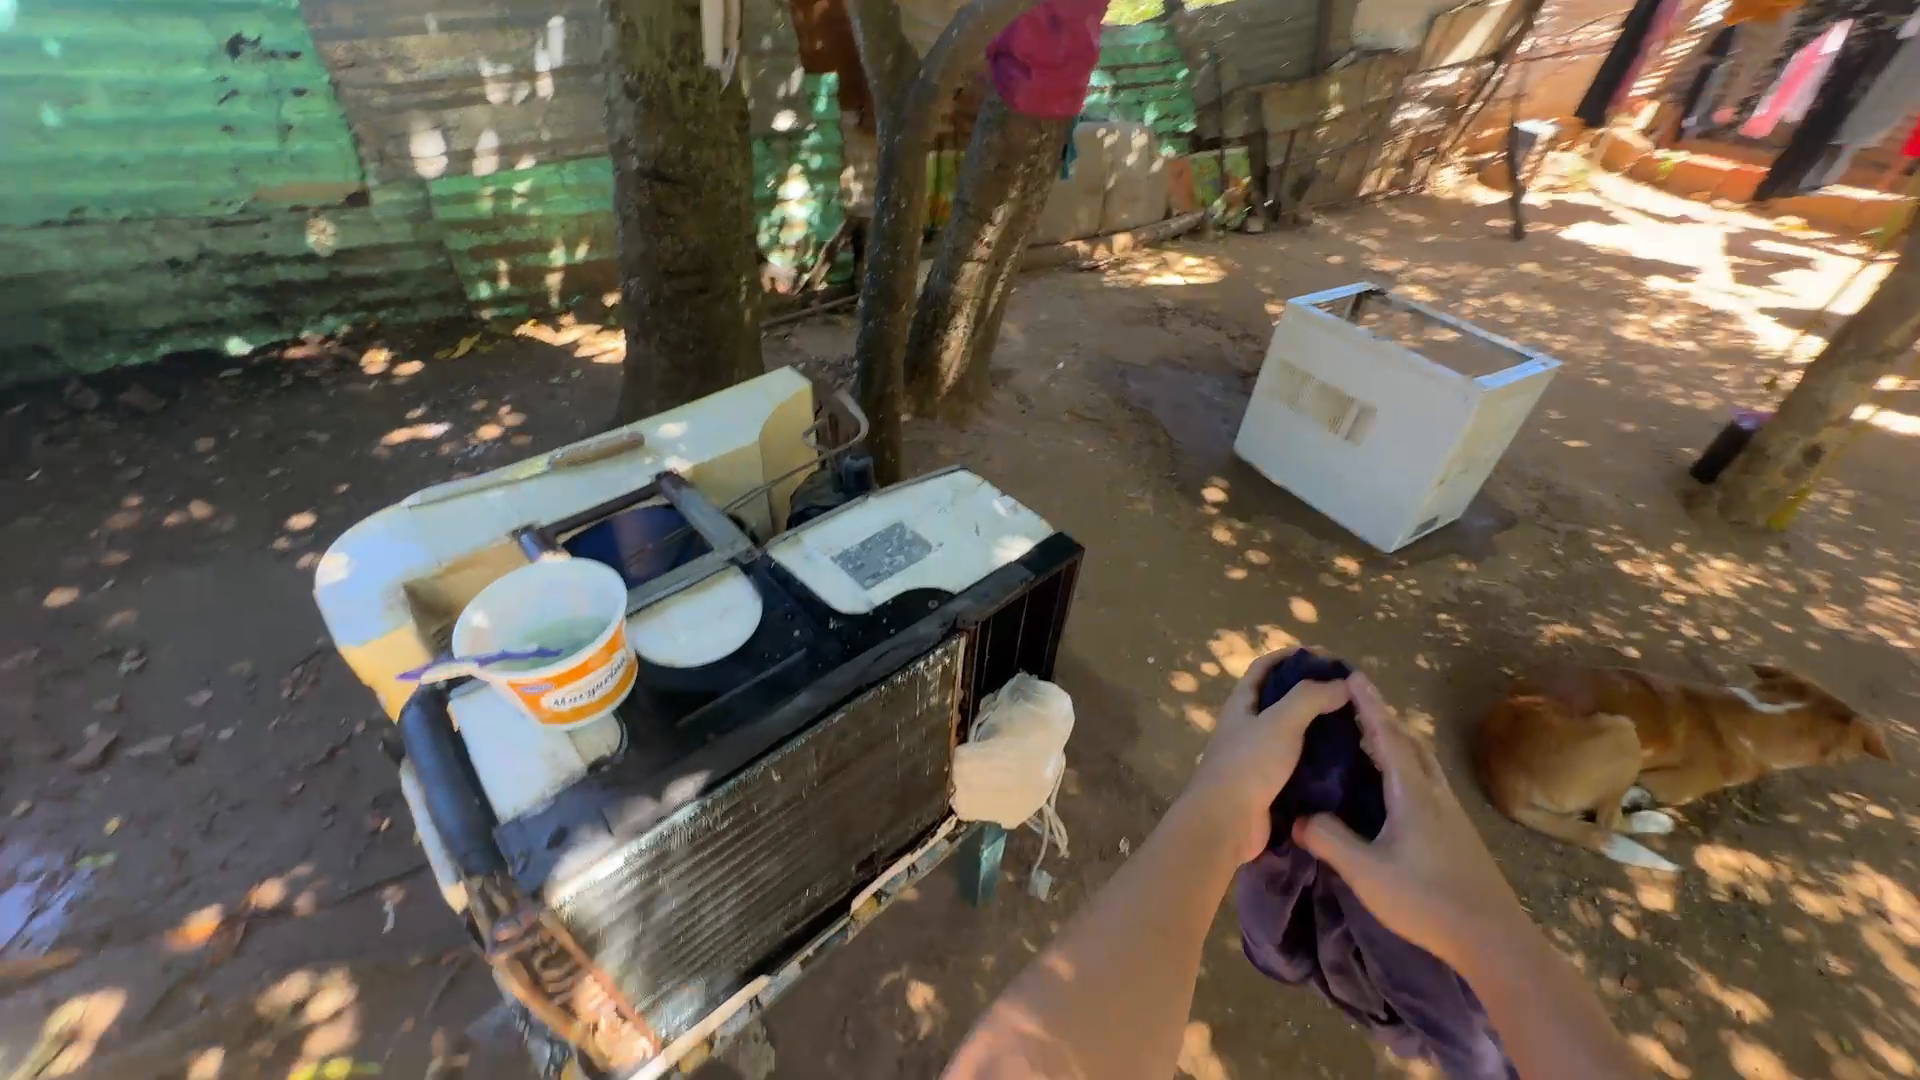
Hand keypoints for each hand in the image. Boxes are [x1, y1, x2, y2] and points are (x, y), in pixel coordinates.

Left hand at [1182, 650, 1349, 863]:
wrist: (1227, 820)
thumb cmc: (1249, 763)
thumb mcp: (1280, 721)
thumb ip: (1309, 698)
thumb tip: (1341, 684)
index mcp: (1242, 704)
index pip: (1264, 667)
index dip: (1290, 655)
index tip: (1324, 655)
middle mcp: (1247, 725)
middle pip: (1280, 699)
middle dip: (1312, 691)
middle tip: (1348, 694)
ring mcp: (1257, 755)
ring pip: (1292, 732)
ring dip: (1319, 726)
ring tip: (1355, 725)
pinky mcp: (1270, 783)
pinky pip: (1299, 763)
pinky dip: (1320, 758)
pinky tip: (1346, 760)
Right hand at [1293, 673, 1527, 972]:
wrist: (1494, 940)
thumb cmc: (1427, 900)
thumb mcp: (1366, 872)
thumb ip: (1329, 839)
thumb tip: (1297, 818)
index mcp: (1412, 792)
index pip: (1386, 735)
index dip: (1368, 704)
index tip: (1352, 674)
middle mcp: (1434, 793)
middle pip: (1408, 741)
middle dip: (1381, 715)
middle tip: (1353, 699)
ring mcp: (1450, 812)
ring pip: (1421, 760)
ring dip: (1396, 738)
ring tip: (1368, 733)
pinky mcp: (1455, 831)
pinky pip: (1425, 778)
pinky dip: (1404, 761)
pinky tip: (1391, 781)